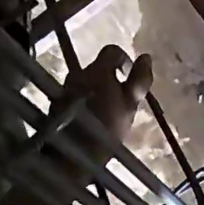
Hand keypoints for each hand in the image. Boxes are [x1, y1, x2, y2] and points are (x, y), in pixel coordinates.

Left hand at [51, 45, 152, 178]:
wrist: (72, 154)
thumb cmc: (107, 127)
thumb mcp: (131, 103)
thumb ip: (139, 79)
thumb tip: (145, 57)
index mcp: (97, 70)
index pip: (112, 51)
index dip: (125, 61)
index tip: (130, 78)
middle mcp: (78, 73)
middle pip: (99, 67)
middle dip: (112, 78)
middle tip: (122, 99)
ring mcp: (65, 87)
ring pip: (87, 81)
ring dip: (99, 89)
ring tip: (109, 110)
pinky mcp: (57, 102)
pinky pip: (77, 94)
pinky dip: (87, 100)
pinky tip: (93, 118)